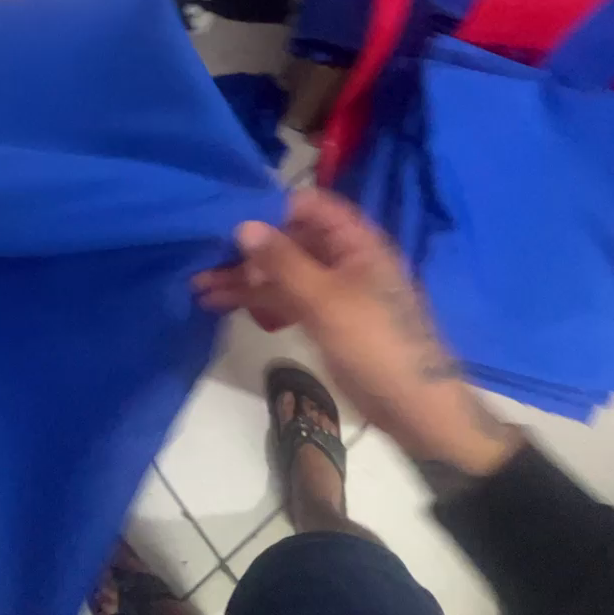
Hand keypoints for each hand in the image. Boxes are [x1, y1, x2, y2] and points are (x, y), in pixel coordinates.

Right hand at [193, 189, 521, 476]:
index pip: (309, 205)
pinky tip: (221, 305)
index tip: (229, 214)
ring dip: (243, 277)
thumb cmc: (375, 343)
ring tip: (199, 286)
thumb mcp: (325, 299)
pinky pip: (284, 298)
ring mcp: (331, 289)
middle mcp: (341, 258)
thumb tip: (243, 225)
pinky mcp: (322, 318)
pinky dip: (256, 300)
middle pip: (289, 239)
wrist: (414, 409)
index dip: (272, 206)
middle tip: (203, 257)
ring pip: (281, 272)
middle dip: (247, 248)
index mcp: (354, 242)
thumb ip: (282, 260)